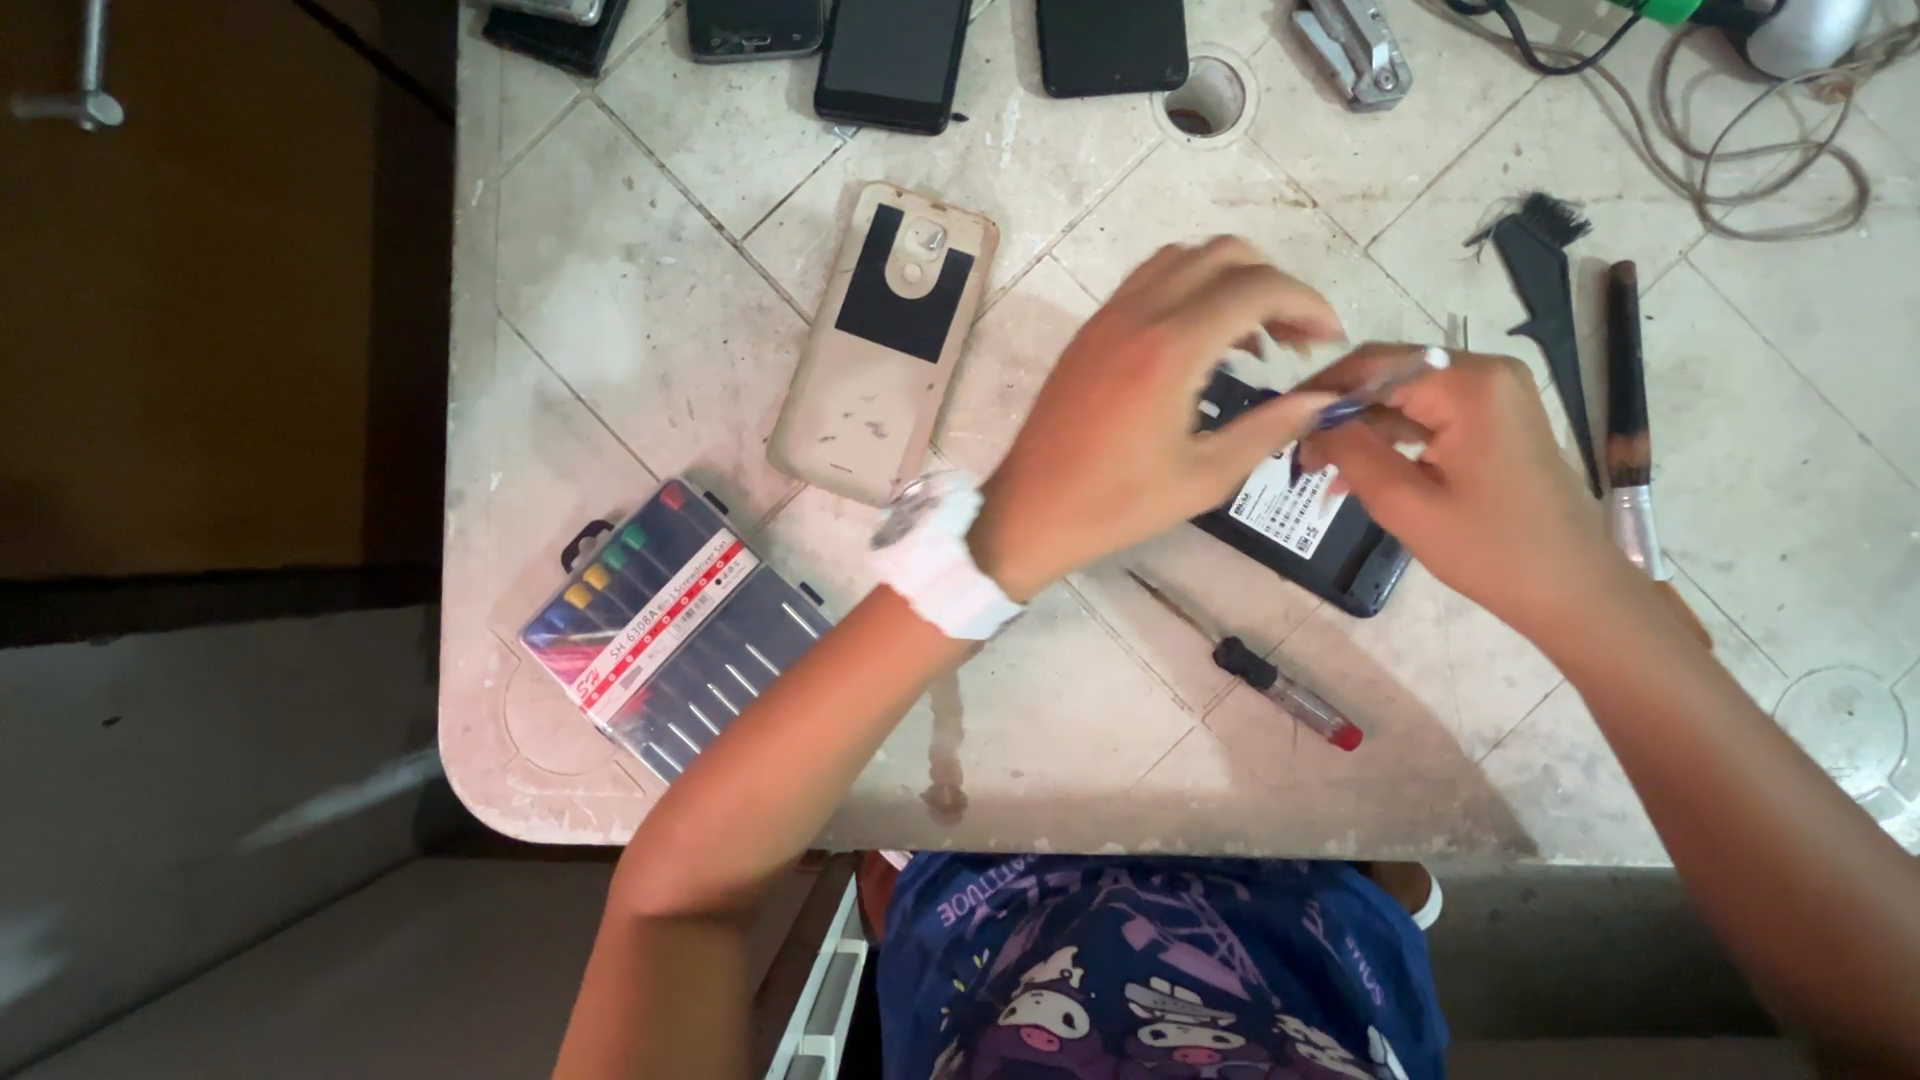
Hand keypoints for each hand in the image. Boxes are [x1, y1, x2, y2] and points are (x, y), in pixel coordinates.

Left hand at [969, 238, 1344, 600]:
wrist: (1030, 511)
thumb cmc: (1116, 505)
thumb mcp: (1205, 477)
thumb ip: (1269, 429)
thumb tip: (1323, 400)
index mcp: (1170, 348)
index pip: (1257, 287)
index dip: (1307, 303)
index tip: (1328, 339)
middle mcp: (1138, 314)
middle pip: (1224, 254)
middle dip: (1272, 285)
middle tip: (1293, 340)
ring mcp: (1106, 317)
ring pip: (1182, 258)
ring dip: (1227, 282)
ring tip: (1250, 342)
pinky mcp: (1088, 331)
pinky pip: (1147, 282)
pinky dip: (1187, 291)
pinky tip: (1199, 345)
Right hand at [1299, 344, 1629, 636]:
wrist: (1572, 588)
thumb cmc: (1490, 550)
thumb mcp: (1405, 503)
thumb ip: (1351, 451)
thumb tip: (1308, 420)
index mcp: (1469, 384)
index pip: (1372, 364)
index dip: (1319, 391)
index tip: (1279, 425)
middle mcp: (1484, 374)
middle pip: (1386, 376)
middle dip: (1336, 412)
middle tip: (1296, 454)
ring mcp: (1493, 396)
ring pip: (1401, 397)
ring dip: (1358, 429)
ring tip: (1317, 468)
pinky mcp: (1492, 420)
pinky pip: (1425, 416)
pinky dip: (1388, 440)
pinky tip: (1354, 473)